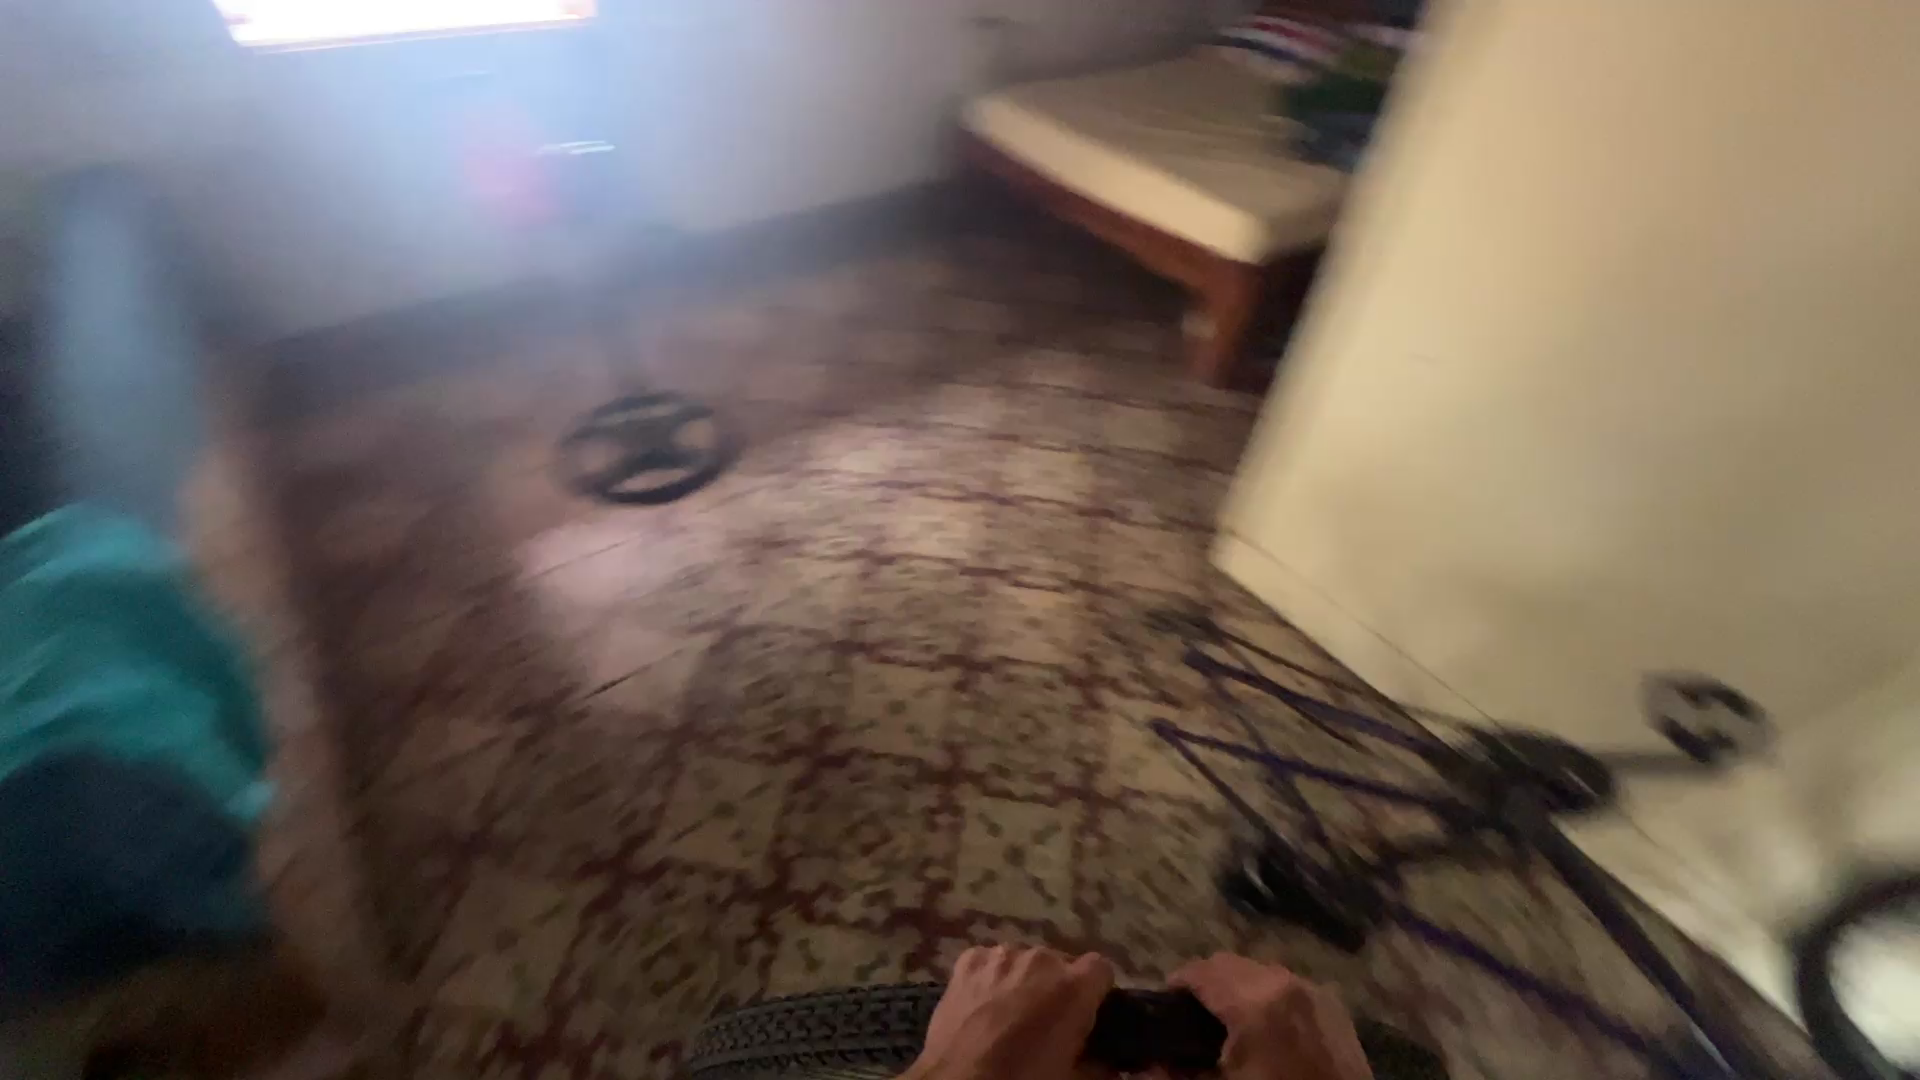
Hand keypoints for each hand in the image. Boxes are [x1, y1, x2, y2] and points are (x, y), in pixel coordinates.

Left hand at [905, 945, 1114, 1079]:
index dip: (1097, 991)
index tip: (1089, 1013)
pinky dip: (993, 977)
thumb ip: (1099, 1066)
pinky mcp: (970, 959)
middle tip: (1046, 1023)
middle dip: (1057, 988)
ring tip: (1010, 1015)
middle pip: (1059, 963)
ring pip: (1024, 961)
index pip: (1101, 968)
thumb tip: (1110, 1064)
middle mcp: (1040, 959)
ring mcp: (1001, 954)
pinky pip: (991, 961)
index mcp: (1072, 987)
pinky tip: (983, 1005)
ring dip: (1025, 981)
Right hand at [1172, 953, 1372, 1079]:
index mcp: (1254, 1001)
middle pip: (1227, 964)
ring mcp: (1313, 992)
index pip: (1200, 971)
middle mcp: (1283, 983)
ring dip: (1237, 987)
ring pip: (1258, 971)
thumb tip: (1144, 1065)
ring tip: (1229, 1022)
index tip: (1166, 1004)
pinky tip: (1265, 1028)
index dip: (1177, 984)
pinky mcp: (1334, 1007)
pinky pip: (1287, 986)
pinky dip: (1268, 996)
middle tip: (1193, 1017)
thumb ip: (1179, 1072)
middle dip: (1207, 984)